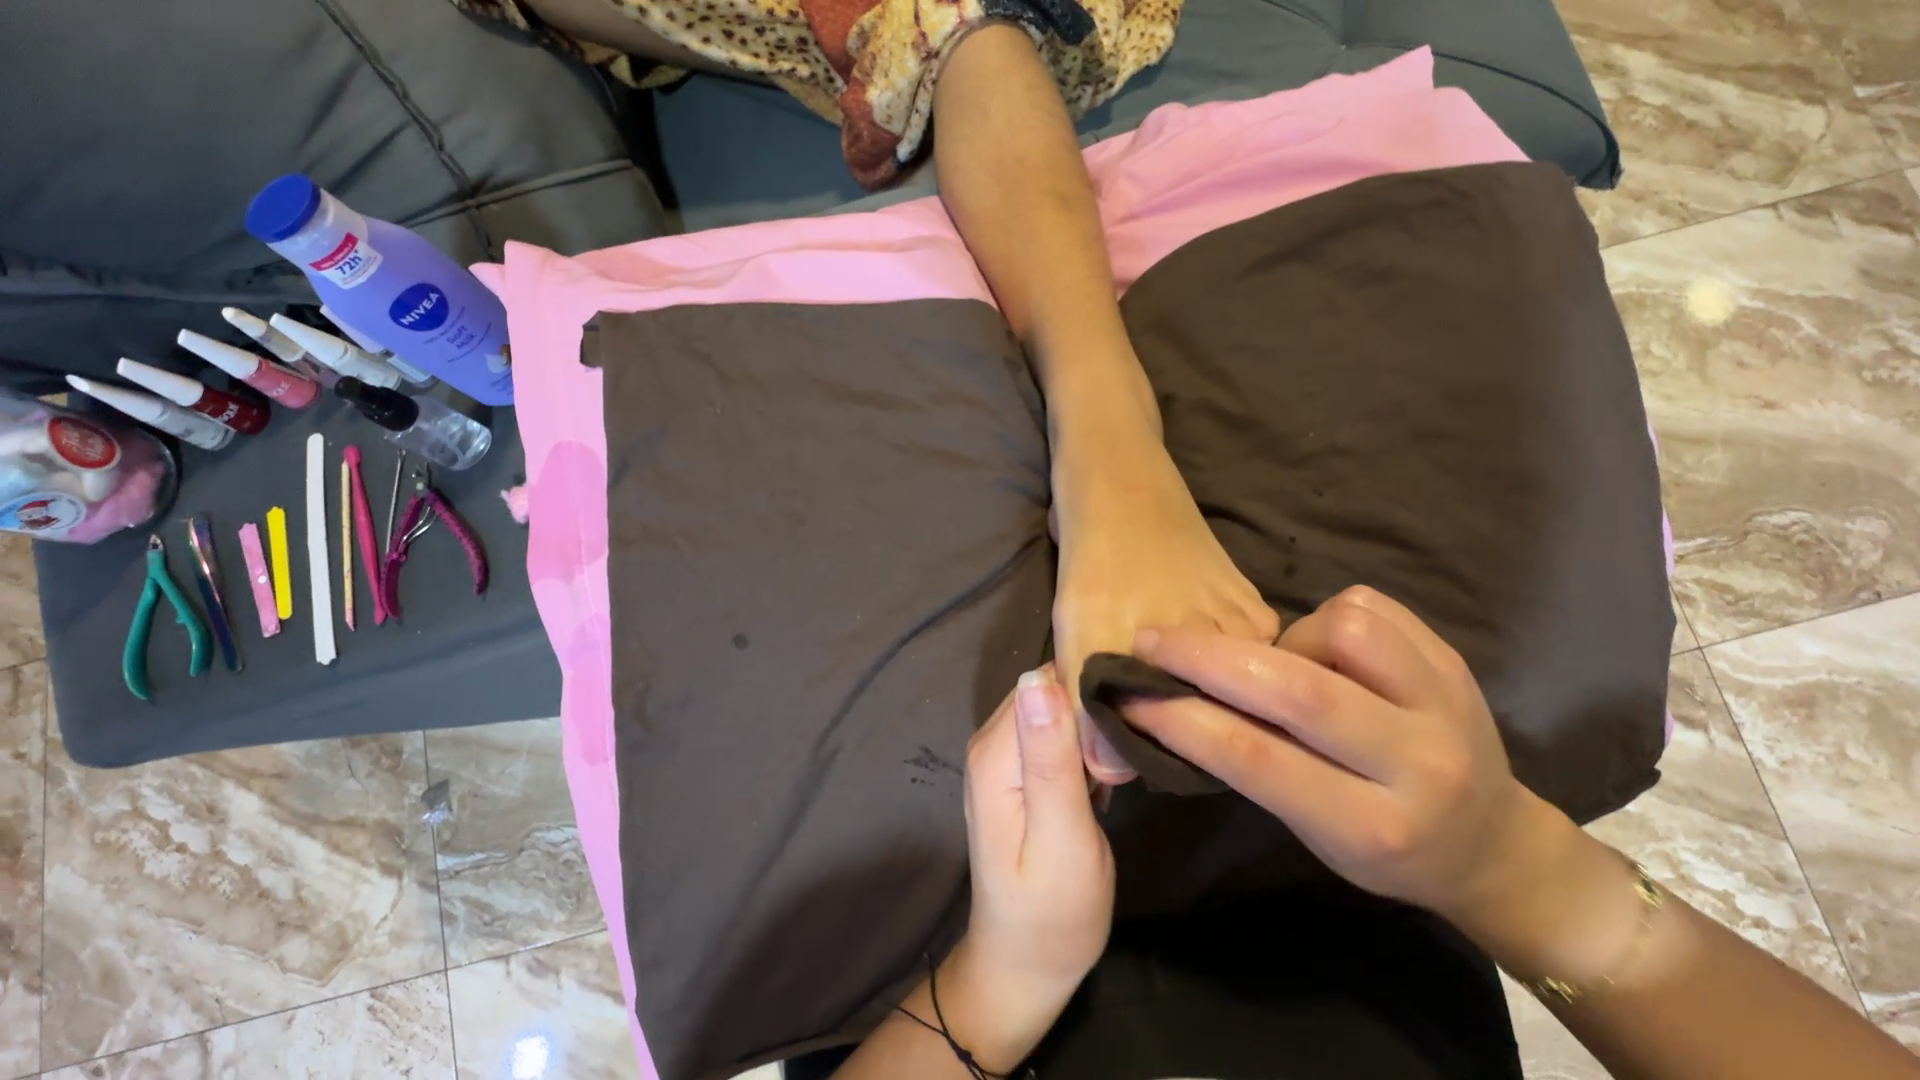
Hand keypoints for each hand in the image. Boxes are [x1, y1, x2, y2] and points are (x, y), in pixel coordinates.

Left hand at [962, 666, 1114, 1001]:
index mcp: (995, 754)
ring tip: (1127, 765)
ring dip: (1096, 730)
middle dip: (1096, 709)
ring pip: (1059, 714)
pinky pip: (1060, 740)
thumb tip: (1039, 679)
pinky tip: (1112, 776)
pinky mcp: (1023, 778)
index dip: (1091, 690)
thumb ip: (1051, 759)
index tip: (1133, 716)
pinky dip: (1089, 750)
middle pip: (1051, 693)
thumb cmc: (1051, 912)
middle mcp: (992, 746)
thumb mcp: (1061, 837)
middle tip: (1133, 751)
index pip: (1045, 682)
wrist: (1028, 965)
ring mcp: (1005, 762)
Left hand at [1052, 439, 1278, 784]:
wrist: (1117, 477)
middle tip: (1130, 732)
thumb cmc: (1100, 559)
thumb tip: (1112, 777)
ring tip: (1141, 703)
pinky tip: (1161, 665)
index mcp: (1229, 658)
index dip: (1173, 753)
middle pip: (1220, 710)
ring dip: (1182, 696)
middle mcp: (1255, 643)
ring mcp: (1252, 619)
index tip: (1135, 762)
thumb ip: (1096, 706)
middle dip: (1179, 728)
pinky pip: (1221, 651)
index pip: (1214, 734)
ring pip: (1218, 683)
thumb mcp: (1084, 633)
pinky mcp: (1242, 598)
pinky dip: (1190, 665)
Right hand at [1125, 585, 1552, 923]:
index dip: (1181, 720)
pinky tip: (1320, 647)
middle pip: (1297, 689)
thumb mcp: (1315, 833)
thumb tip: (1178, 701)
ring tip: (1278, 661)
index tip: (1128, 694)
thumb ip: (1257, 767)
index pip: (1258, 759)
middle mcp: (1418, 764)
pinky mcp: (1454, 662)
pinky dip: (1325, 618)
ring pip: (1342, 630)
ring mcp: (1446, 704)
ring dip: (1287, 639)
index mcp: (1370, 825)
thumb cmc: (1382, 850)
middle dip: (1206, 657)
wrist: (1489, 842)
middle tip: (1153, 642)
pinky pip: (1371, 607)